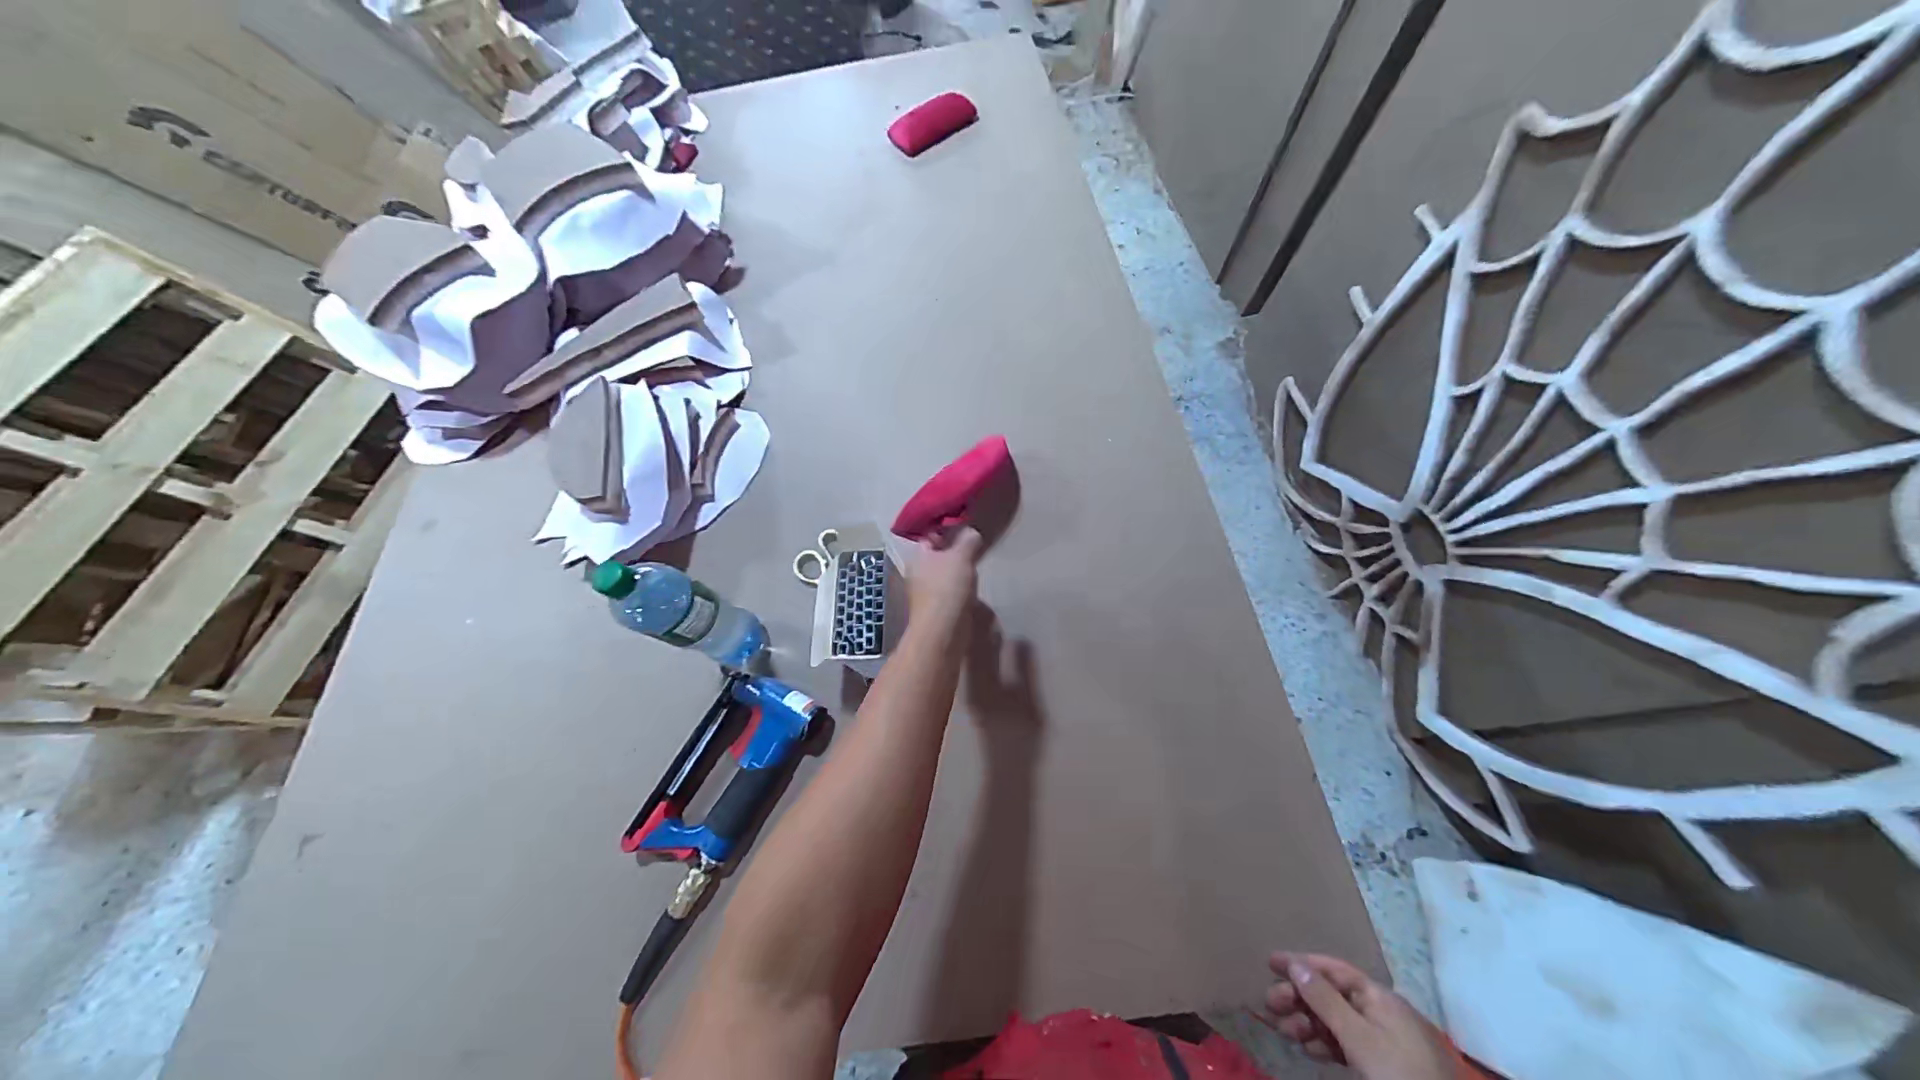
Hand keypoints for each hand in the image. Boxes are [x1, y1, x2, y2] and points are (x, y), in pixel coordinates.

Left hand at [906, 526, 982, 627]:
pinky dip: (959, 589)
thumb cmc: (948, 587)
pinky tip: (971, 590)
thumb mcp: (961, 556)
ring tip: (975, 568)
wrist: (943, 631)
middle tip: (974, 548)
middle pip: (937, 556)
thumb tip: (971, 531)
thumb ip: (967, 540)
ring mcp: (925, 594)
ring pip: (944, 575)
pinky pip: (949, 592)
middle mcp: (917, 574)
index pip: (929, 536)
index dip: (945, 530)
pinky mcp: (936, 610)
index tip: (964, 529)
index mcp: (917, 557)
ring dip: (958, 572)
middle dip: (954, 552)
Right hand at [1264, 952, 1456, 1079]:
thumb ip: (1325, 1000)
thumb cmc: (1399, 1076)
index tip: (1269, 963)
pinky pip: (1346, 1043)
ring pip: (1336, 1021)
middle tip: (1271, 1005)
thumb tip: (1296, 964)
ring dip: (1308, 1022)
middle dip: (1300, 997)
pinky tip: (1309, 1050)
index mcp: (1380, 998)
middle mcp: (1380, 1012)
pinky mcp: (1382, 1065)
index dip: (1302, 963)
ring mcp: (1383, 1040)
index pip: (1334, 970)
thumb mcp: (1358, 1038)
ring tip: (1286, 1032)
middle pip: (1332, 994)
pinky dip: (1324, 1043)